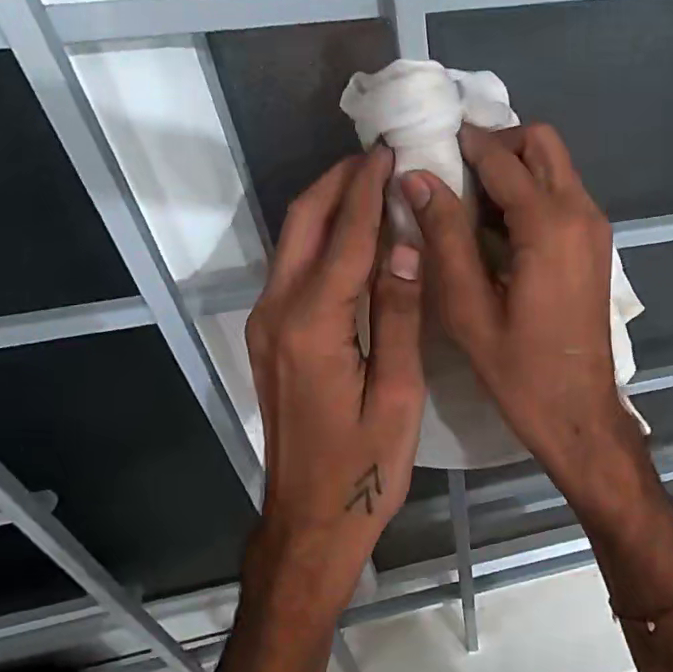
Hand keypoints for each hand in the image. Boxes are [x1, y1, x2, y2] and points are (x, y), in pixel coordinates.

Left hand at [245, 146, 424, 609]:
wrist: (310, 518)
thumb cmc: (365, 465)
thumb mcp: (398, 393)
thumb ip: (398, 315)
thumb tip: (406, 243)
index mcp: (313, 325)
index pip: (346, 238)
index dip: (369, 192)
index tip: (391, 153)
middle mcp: (278, 314)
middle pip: (302, 224)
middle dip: (338, 184)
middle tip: (379, 158)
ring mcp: (267, 326)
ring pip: (292, 243)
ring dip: (328, 206)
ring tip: (371, 184)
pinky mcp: (271, 338)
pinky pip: (293, 269)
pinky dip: (322, 238)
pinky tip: (354, 237)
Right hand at [398, 124, 652, 511]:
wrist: (579, 412)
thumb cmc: (520, 371)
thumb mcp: (469, 308)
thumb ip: (444, 237)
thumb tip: (416, 179)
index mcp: (549, 226)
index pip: (501, 159)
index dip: (461, 144)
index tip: (425, 142)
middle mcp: (581, 212)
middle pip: (541, 143)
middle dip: (495, 145)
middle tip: (452, 173)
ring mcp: (594, 227)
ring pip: (554, 165)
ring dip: (513, 167)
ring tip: (466, 201)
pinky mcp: (595, 244)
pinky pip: (562, 194)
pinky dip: (529, 191)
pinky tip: (495, 227)